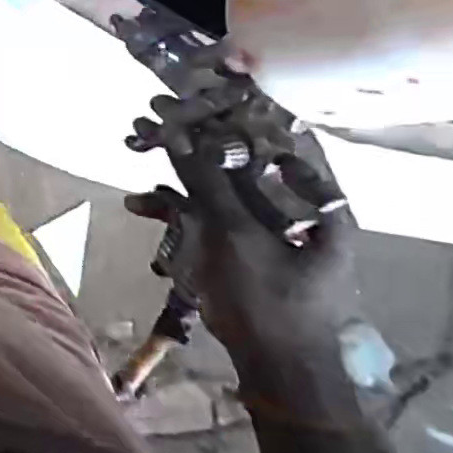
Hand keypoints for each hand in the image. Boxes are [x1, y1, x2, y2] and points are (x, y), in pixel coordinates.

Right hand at [128, 95, 358, 364]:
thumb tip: (176, 128)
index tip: (208, 83)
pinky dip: (171, 205)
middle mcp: (289, 203)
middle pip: (239, 154)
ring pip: (213, 179)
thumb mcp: (236, 235)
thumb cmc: (272, 300)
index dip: (247, 108)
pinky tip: (139, 204)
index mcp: (316, 200)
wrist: (272, 368)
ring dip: (175, 165)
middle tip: (158, 109)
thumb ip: (205, 179)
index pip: (285, 135)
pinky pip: (199, 210)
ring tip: (137, 139)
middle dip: (194, 134)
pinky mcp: (231, 239)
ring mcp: (257, 221)